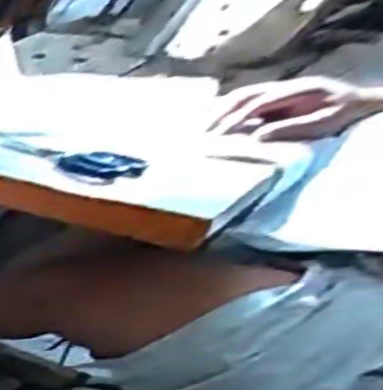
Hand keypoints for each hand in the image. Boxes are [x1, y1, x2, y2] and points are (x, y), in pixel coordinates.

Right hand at [209, 77, 382, 141]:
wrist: (356, 103)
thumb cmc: (340, 116)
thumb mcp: (321, 123)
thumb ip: (290, 128)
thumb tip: (255, 137)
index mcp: (301, 89)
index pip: (257, 102)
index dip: (233, 120)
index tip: (213, 139)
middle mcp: (287, 85)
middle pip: (244, 95)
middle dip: (218, 114)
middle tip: (198, 135)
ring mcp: (279, 89)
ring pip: (239, 95)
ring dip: (216, 112)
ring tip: (198, 131)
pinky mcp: (271, 96)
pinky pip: (241, 100)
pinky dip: (221, 110)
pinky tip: (207, 122)